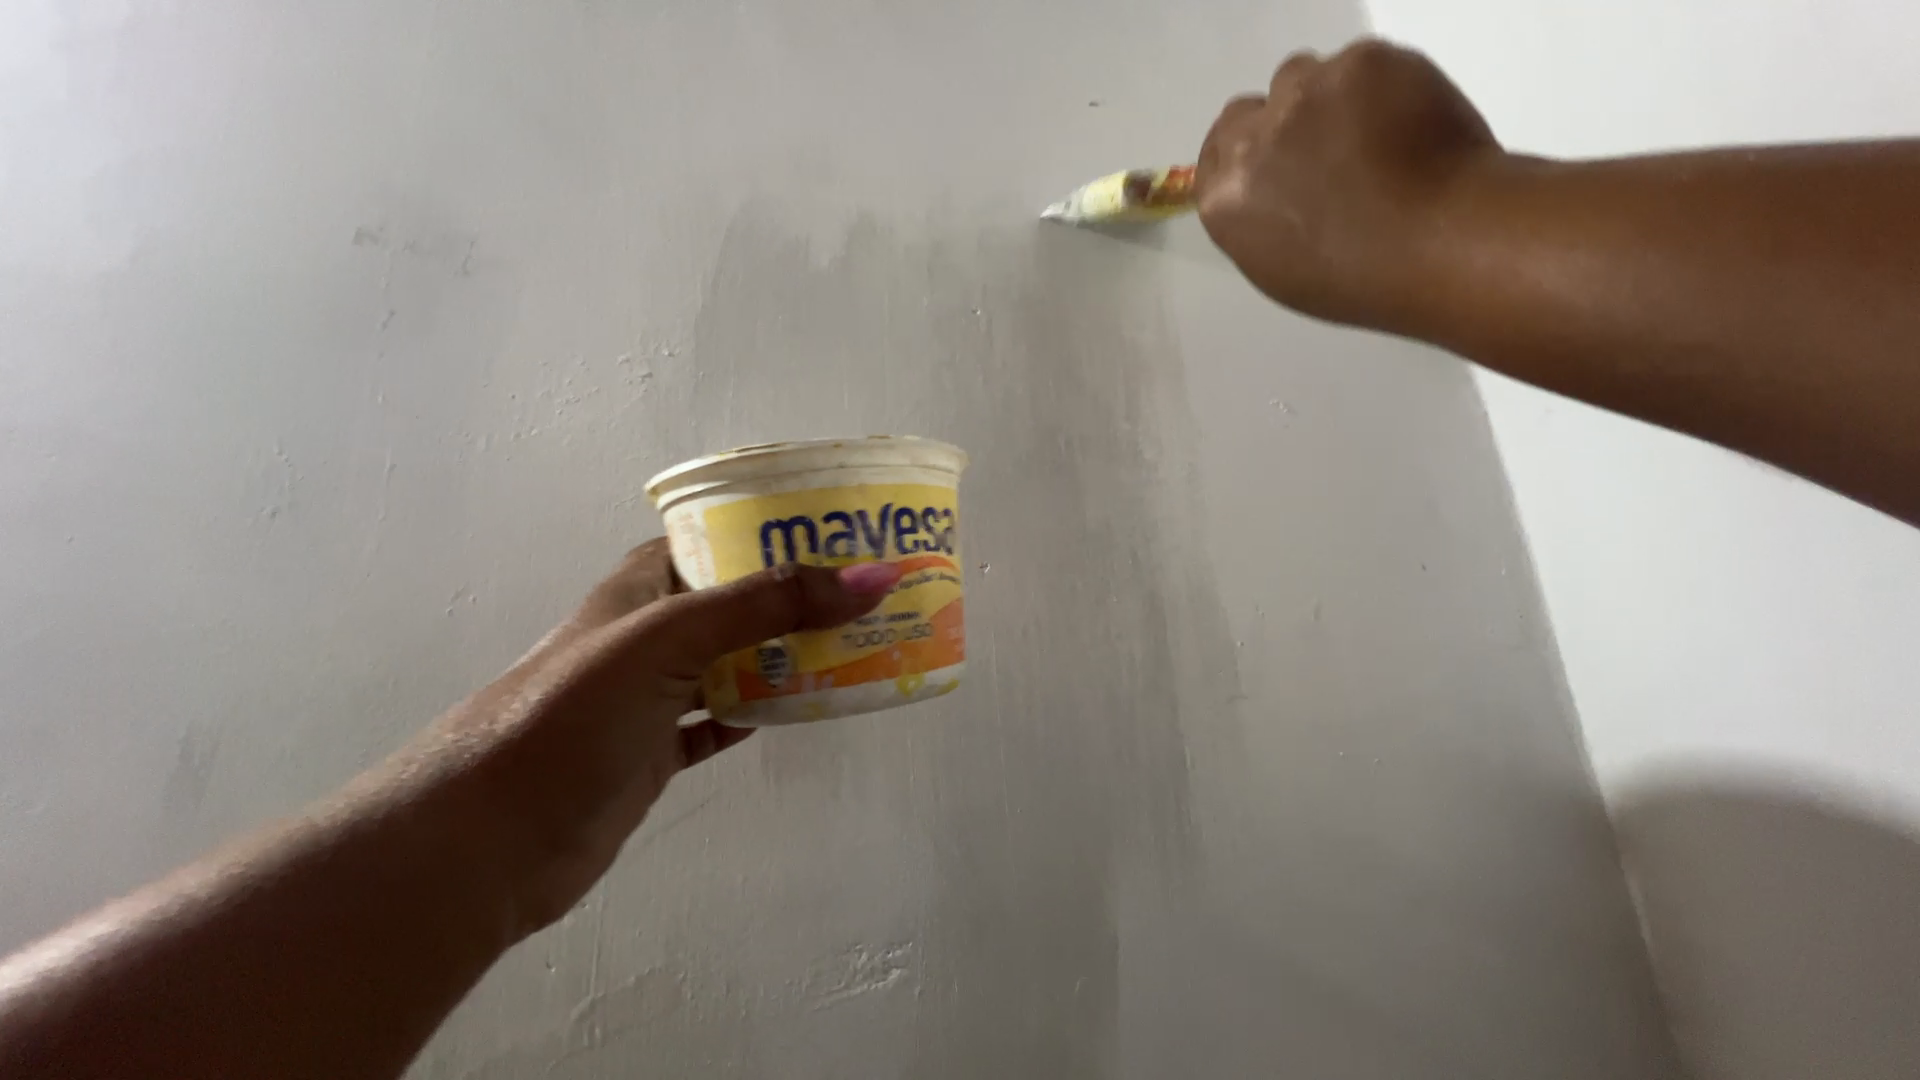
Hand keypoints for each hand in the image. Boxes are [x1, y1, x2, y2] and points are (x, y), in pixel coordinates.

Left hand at [400, 539, 899, 934]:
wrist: (485, 844)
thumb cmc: (570, 715)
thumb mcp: (669, 639)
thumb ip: (767, 606)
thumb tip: (874, 577)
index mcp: (641, 586)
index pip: (717, 539)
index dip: (775, 532)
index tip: (843, 533)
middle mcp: (649, 633)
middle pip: (737, 603)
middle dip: (797, 598)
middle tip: (870, 594)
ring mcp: (652, 695)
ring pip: (736, 663)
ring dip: (787, 656)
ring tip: (858, 646)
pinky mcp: (657, 750)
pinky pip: (724, 720)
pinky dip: (762, 712)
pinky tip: (804, 709)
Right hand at [1196, 39, 1504, 331]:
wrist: (1437, 242)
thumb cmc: (1355, 279)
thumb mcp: (1278, 267)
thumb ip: (1257, 218)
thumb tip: (1271, 191)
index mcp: (1224, 199)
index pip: (1213, 157)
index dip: (1246, 158)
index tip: (1275, 166)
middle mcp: (1251, 141)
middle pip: (1247, 112)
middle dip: (1276, 127)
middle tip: (1320, 149)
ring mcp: (1305, 94)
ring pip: (1298, 78)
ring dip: (1321, 100)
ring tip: (1365, 134)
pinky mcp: (1362, 62)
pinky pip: (1358, 63)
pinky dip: (1377, 87)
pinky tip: (1402, 122)